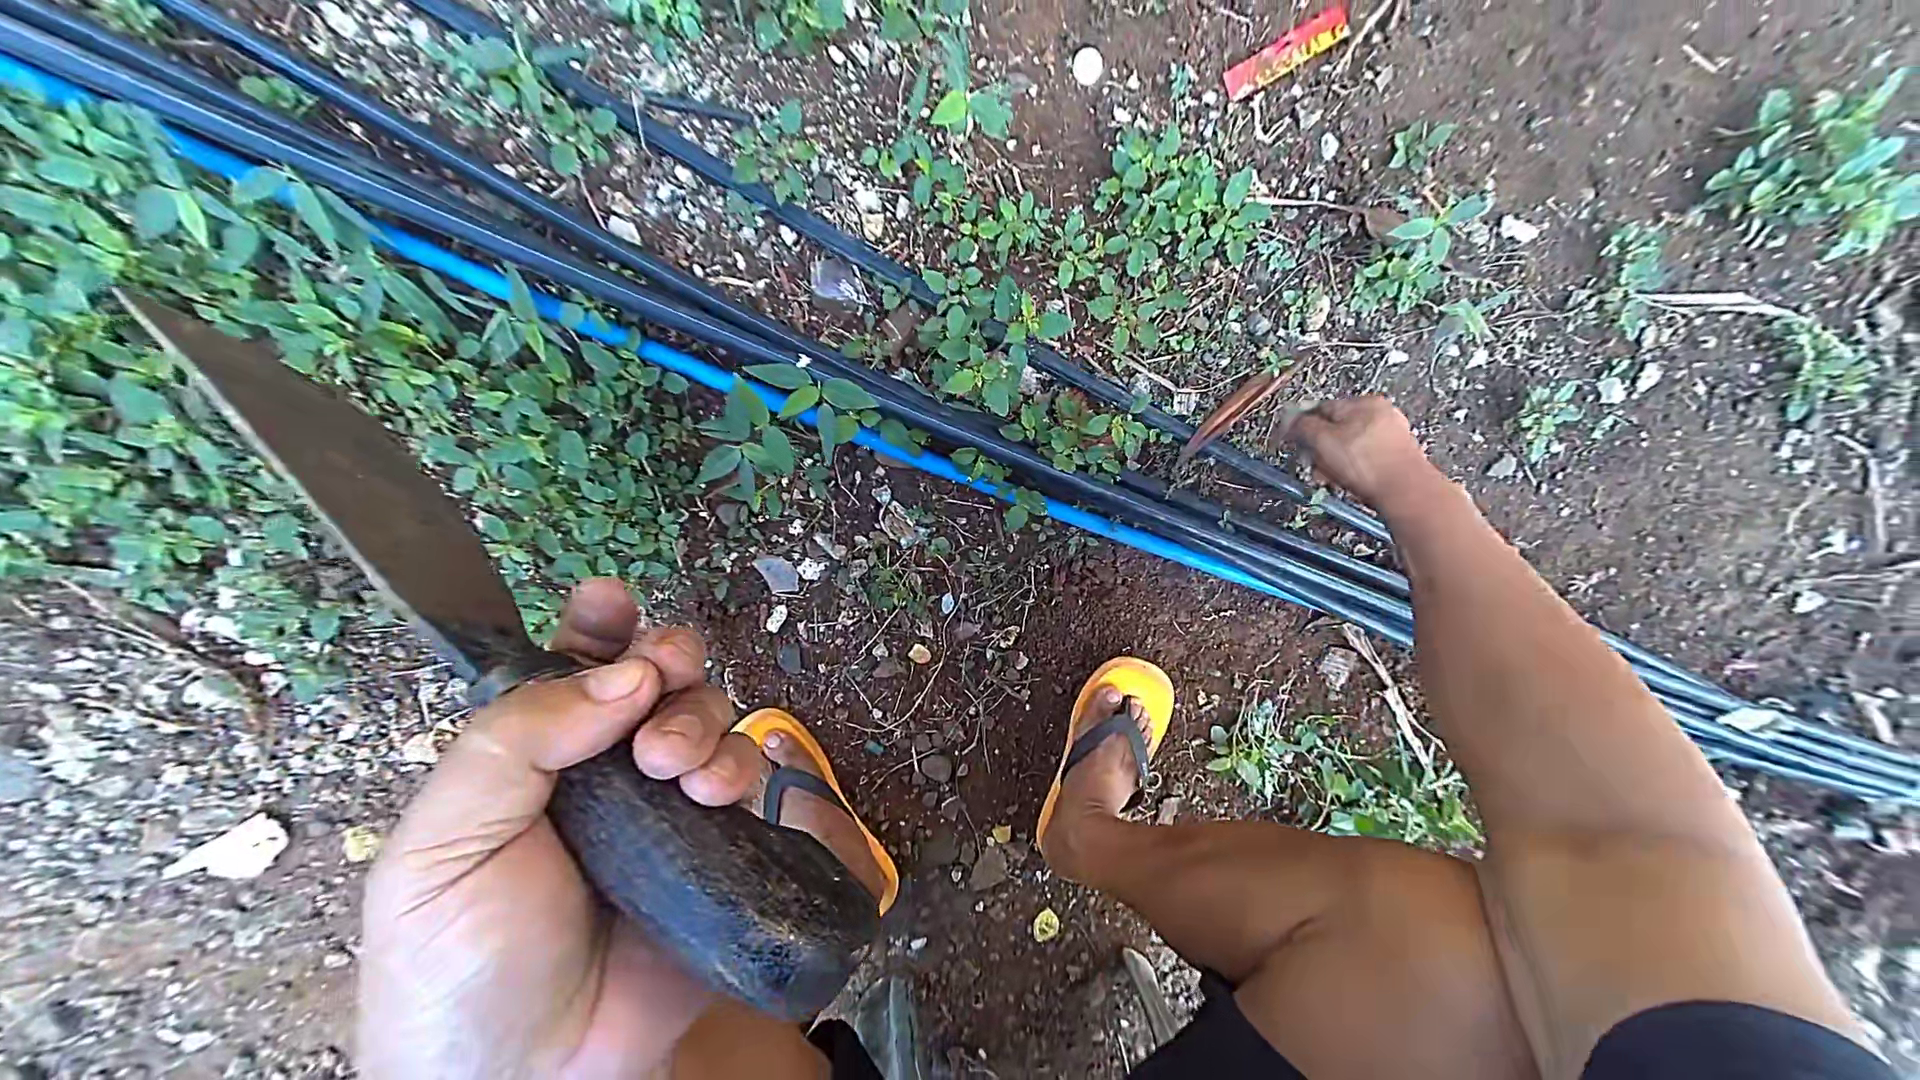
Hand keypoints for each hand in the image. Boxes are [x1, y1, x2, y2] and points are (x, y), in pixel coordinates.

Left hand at [356, 579, 768, 1078]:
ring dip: (700, 716)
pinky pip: (745, 770)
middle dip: (667, 659)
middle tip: (658, 683)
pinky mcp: (719, 834)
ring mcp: (669, 796)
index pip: (573, 662)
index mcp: (538, 751)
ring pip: (708, 711)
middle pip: (658, 671)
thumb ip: (516, 740)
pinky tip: (711, 793)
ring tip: (674, 766)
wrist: (532, 1074)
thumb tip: (624, 675)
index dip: (598, 623)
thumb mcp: (445, 843)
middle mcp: (609, 761)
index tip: (612, 602)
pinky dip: (737, 764)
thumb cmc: (465, 957)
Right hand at [1285, 395, 1445, 514]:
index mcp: (1365, 402)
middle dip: (1318, 448)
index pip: (1321, 408)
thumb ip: (1303, 425)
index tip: (1291, 440)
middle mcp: (1381, 414)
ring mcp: (1390, 435)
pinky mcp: (1395, 456)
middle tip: (1312, 463)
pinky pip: (1362, 458)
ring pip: (1347, 445)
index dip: (1302, 425)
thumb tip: (1292, 420)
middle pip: (1335, 428)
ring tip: (1328, 477)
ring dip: (1331, 461)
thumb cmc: (1365, 463)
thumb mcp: (1322, 440)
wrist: (1403, 491)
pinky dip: (1350, 468)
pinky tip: (1346, 480)